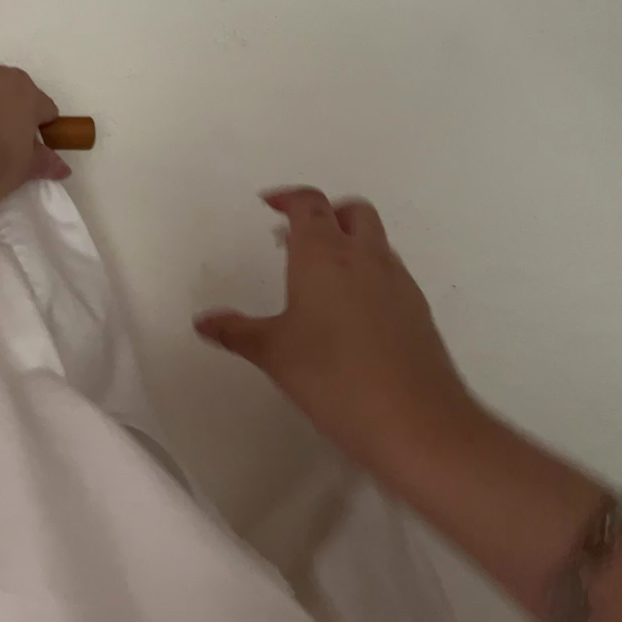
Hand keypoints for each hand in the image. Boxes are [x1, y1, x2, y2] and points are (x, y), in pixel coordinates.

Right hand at [194, 187, 476, 468]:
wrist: (418, 424)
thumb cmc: (333, 377)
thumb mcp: (273, 353)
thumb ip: (236, 331)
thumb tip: (203, 322)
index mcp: (324, 256)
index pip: (309, 205)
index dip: (288, 198)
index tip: (268, 205)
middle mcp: (365, 258)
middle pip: (351, 211)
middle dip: (324, 214)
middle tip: (294, 238)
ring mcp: (398, 283)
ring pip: (374, 241)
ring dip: (347, 243)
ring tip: (316, 277)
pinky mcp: (418, 311)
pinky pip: (388, 273)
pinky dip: (366, 274)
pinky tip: (347, 314)